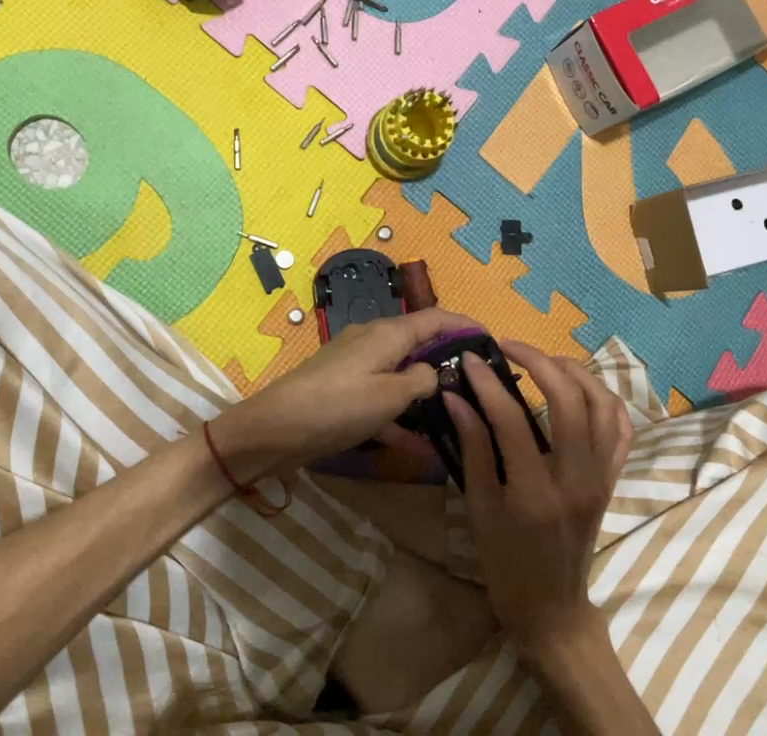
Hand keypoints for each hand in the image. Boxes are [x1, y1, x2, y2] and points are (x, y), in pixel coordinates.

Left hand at [207, 308, 477, 481]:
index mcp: (387, 334)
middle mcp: (373, 341)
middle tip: (479, 385)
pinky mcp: (344, 392)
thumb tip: (434, 372)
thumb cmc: (337, 406)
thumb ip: (421, 381)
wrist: (275, 430)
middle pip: (419, 345)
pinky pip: (382, 399)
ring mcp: (356, 367)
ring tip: (456, 417)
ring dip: (426, 395)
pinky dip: (401, 417)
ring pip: (402, 375)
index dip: (465, 325)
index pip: (435, 318)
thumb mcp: (390, 395)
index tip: (491, 340)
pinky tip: (421, 446)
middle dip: (448, 362)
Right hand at [447, 343, 631, 658]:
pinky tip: (577, 386)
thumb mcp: (479, 509)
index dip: (489, 383)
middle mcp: (578, 479)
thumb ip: (473, 449)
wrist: (551, 606)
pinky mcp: (614, 478)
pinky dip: (603, 397)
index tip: (471, 360)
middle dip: (538, 362)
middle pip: (570, 400)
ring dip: (575, 372)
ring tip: (542, 361)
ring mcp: (603, 477)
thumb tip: (457, 396)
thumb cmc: (506, 562)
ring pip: (604, 405)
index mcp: (535, 493)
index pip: (513, 419)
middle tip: (508, 347)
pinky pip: (621, 427)